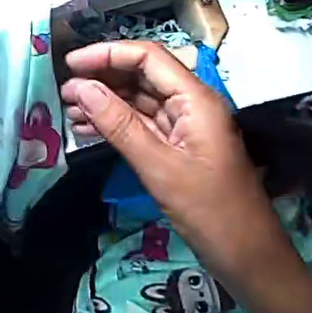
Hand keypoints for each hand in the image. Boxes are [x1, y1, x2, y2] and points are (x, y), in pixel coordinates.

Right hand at [60, 41, 293, 287]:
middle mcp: (190, 105)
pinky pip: (141, 124)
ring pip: (138, 100)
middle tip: (63, 92)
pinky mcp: (176, 148)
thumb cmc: (211, 211)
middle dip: (101, 78)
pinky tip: (87, 129)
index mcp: (195, 99)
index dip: (107, 54)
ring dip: (103, 102)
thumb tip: (82, 88)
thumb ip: (119, 125)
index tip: (71, 64)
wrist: (248, 258)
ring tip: (68, 110)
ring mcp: (183, 127)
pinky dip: (113, 124)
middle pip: (141, 75)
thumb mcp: (159, 167)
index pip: (147, 58)